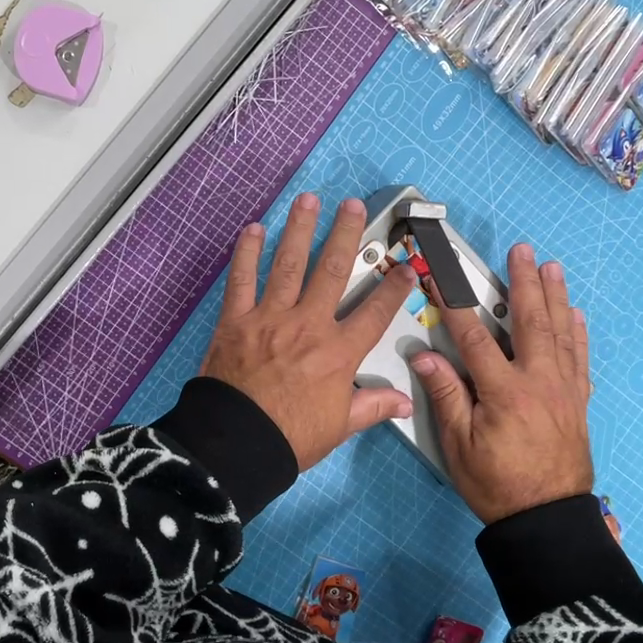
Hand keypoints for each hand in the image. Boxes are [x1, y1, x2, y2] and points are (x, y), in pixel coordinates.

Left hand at [200, 193, 418, 470]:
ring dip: (299, 229)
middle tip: (351, 205)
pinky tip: (253, 229)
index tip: (405, 267)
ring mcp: (270, 317)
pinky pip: (242, 279)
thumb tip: (406, 402)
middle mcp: (308, 325)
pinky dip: (247, 253)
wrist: (237, 442)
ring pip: (288, 264)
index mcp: (338, 353)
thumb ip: (371, 406)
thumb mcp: (338, 427)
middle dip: (343, 235)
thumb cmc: (291, 438)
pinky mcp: (236, 319)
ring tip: (307, 200)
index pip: (374, 314)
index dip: (393, 289)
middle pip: (331, 272)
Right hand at [411, 243, 593, 523]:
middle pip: (531, 323)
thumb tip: (425, 355)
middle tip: (522, 251)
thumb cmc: (495, 483)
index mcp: (505, 392)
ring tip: (553, 268)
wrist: (547, 519)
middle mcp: (539, 382)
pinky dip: (579, 334)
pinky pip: (580, 360)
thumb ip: (446, 396)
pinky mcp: (578, 403)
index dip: (455, 303)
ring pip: (561, 334)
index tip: (441, 274)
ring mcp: (564, 391)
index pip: (474, 337)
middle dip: (524, 283)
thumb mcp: (458, 445)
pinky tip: (577, 315)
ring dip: (556, 298)